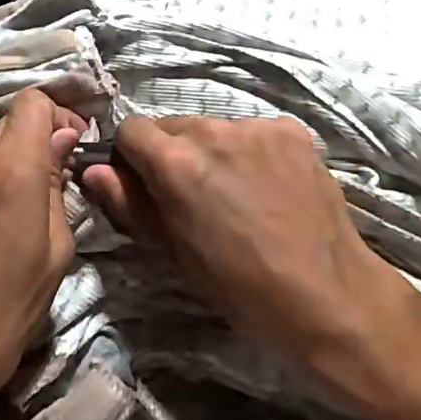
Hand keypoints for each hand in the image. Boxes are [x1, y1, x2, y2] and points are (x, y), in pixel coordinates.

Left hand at [0, 90, 85, 419]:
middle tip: (61, 173)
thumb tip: (63, 141)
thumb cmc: (6, 312)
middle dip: (40, 135)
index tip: (77, 144)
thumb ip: (58, 184)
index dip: (61, 114)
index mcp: (9, 167)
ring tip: (32, 199)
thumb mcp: (55, 250)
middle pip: (10, 119)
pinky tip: (0, 215)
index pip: (33, 102)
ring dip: (15, 156)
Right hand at [80, 116, 414, 385]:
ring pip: (218, 128)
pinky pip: (256, 132)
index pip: (133, 130)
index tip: (145, 185)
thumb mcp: (175, 252)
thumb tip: (94, 171)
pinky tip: (270, 186)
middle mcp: (216, 130)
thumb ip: (131, 204)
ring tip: (239, 194)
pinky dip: (253, 152)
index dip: (132, 157)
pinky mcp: (293, 130)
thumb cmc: (241, 287)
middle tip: (196, 198)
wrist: (326, 292)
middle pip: (176, 127)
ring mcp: (260, 126)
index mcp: (178, 162)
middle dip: (175, 154)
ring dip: (216, 151)